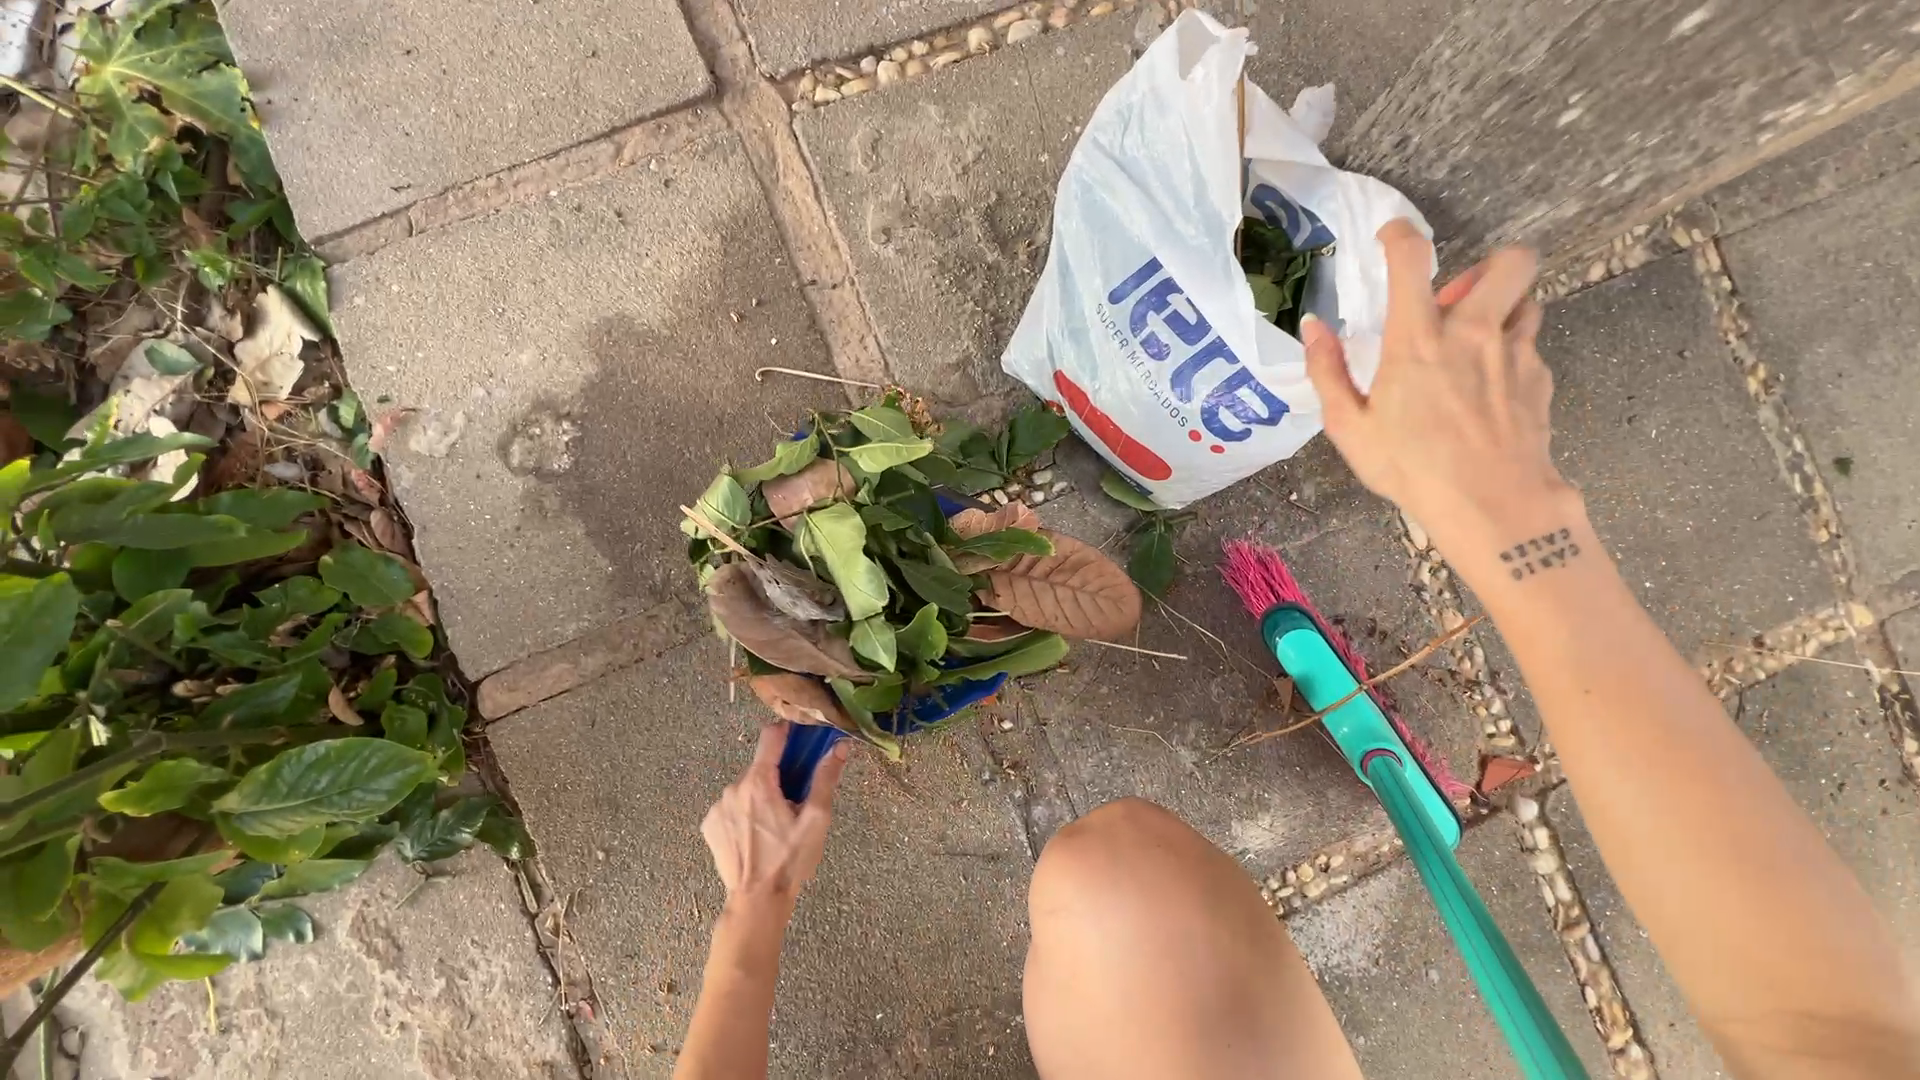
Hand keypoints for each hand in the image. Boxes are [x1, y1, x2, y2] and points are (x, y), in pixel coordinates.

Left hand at [700, 722, 848, 916]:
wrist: (757, 902)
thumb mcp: (816, 819)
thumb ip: (826, 778)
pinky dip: (744, 813)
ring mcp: (717, 807)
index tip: (802, 742)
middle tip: (794, 802)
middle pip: (760, 767)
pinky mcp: (709, 825)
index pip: (771, 736)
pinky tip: (756, 836)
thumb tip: (840, 747)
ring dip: (761, 796)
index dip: (788, 733)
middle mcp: (733, 788)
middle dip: (778, 776)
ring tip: (775, 825)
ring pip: (746, 788)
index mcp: (758, 782)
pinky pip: (731, 807)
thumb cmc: (790, 860)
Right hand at [1303, 220, 1579, 557]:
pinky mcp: (1541, 378)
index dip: (1400, 235)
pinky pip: (1529, 345)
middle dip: (1488, 265)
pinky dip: (1508, 351)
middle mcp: (1474, 333)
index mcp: (1418, 341)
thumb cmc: (1409, 466)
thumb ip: (1327, 370)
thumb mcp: (1349, 426)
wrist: (1491, 503)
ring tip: (1472, 344)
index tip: (1391, 236)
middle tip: (1456, 303)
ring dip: (1501, 309)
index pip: (1413, 260)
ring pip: (1527, 300)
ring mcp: (1517, 353)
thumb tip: (1313, 327)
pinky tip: (1486, 388)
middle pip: (1512, 261)